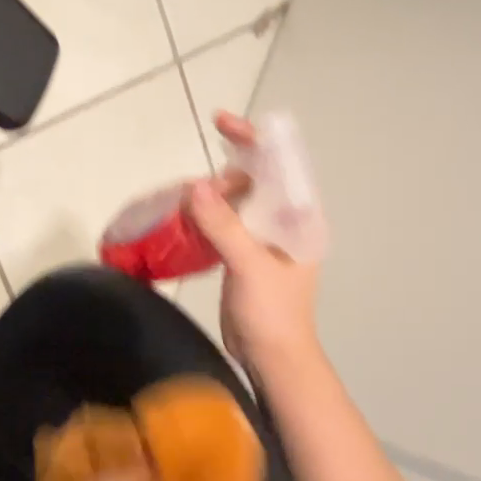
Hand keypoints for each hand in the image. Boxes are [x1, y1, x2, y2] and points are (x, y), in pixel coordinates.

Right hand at [185, 111, 322, 372]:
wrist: (272, 357)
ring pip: (234, 204)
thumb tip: (194, 186)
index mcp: (298, 218)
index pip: (279, 164)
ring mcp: (262, 241)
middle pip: (253, 180)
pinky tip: (182, 222)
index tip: (221, 122)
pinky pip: (222, 227)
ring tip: (181, 202)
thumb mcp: (249, 266)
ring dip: (209, 198)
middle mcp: (283, 223)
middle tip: (192, 191)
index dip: (253, 139)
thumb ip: (223, 225)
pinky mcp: (243, 258)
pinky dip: (203, 220)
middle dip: (222, 175)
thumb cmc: (273, 312)